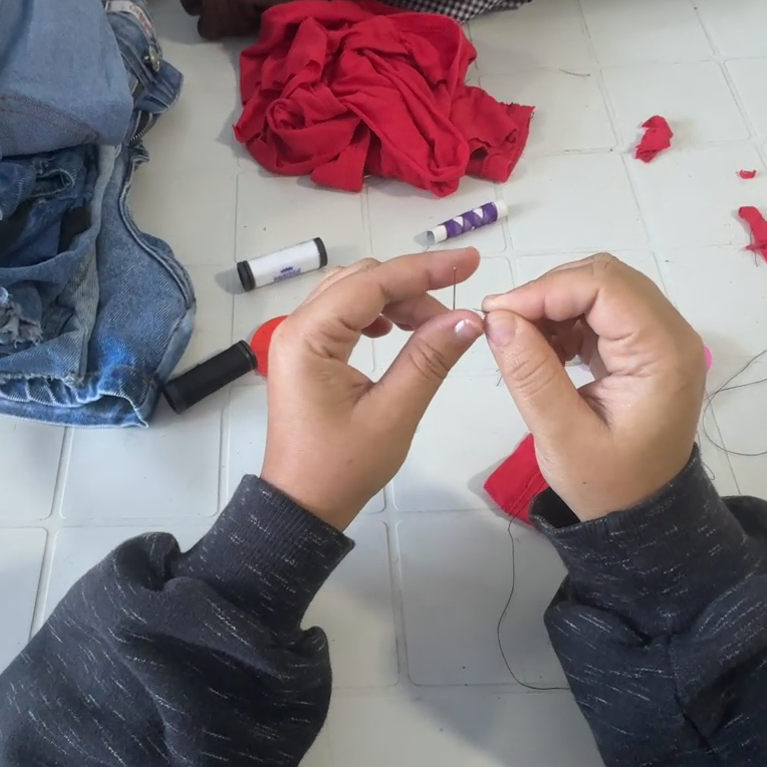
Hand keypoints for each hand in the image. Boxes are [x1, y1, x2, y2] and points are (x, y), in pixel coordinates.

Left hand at [261, 250, 485, 527]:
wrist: (303, 504)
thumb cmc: (341, 467)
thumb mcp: (393, 413)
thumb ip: (429, 359)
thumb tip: (469, 317)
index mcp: (309, 338)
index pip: (372, 283)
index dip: (424, 269)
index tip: (470, 262)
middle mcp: (296, 329)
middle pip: (360, 281)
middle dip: (411, 287)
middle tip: (453, 314)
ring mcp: (297, 341)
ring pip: (351, 294)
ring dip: (394, 300)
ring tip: (430, 326)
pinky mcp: (304, 356)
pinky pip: (341, 316)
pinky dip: (374, 314)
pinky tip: (395, 332)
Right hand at [481, 253, 705, 520]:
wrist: (642, 512)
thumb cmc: (606, 483)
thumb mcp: (561, 437)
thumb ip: (531, 375)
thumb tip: (496, 319)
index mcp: (661, 354)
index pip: (604, 287)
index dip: (545, 291)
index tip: (496, 315)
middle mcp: (669, 334)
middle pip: (604, 278)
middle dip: (546, 293)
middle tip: (500, 325)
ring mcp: (658, 338)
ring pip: (600, 289)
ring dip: (553, 305)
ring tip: (517, 340)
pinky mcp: (642, 347)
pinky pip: (600, 311)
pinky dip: (563, 319)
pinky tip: (540, 348)